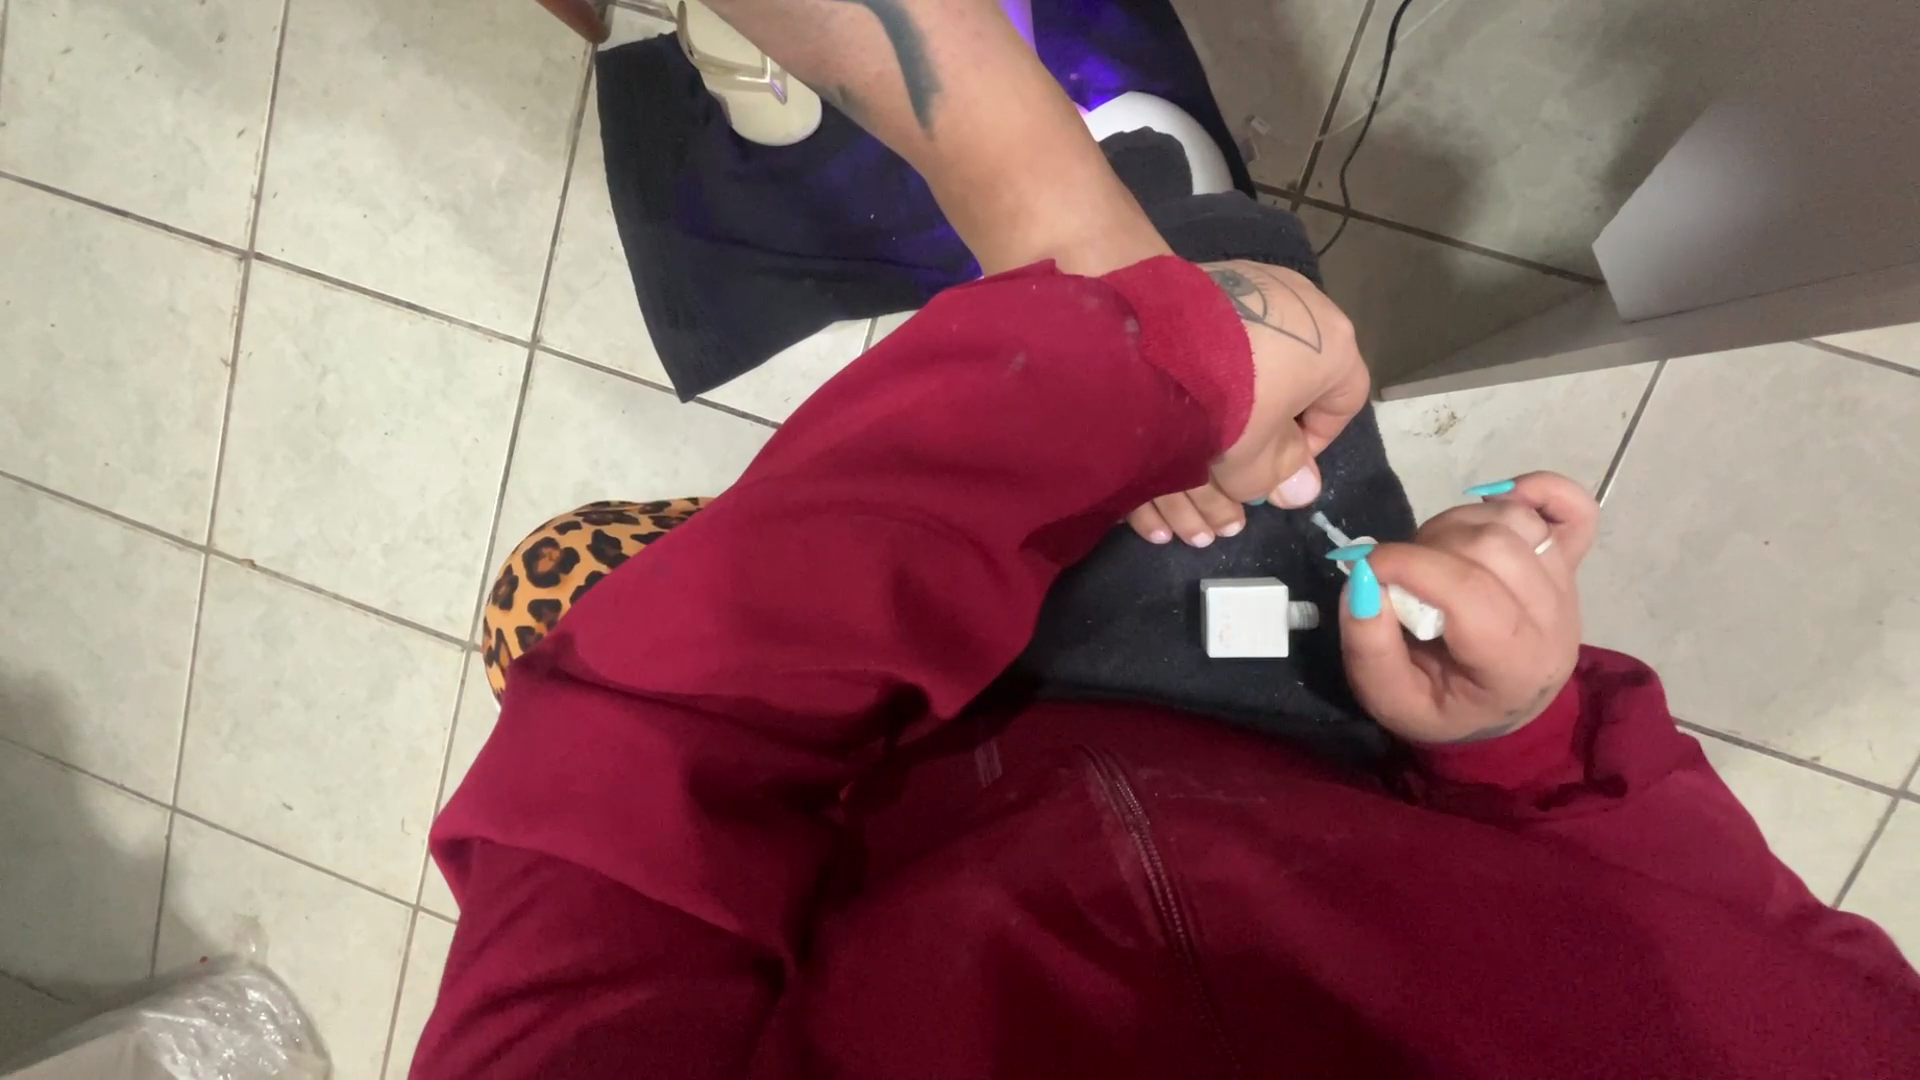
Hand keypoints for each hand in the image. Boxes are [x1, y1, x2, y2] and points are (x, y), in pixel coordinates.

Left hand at [1127, 261, 1367, 545]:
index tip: (1283, 464)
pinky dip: (1212, 355)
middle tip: (1244, 442)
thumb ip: (1280, 475)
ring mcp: (1257, 280)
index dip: (1317, 440)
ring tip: (1211, 414)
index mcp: (1335, 345)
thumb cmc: (1226, 406)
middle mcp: (1306, 302)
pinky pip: (1224, 324)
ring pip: (1260, 345)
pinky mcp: (1212, 275)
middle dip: (1274, 412)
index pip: (1345, 401)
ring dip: (1241, 384)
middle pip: (1301, 370)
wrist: (1156, 345)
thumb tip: (1299, 492)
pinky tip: (1186, 379)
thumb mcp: (1252, 458)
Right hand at [1337, 472, 1599, 744]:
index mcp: (1513, 664)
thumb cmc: (1435, 705)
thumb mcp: (1386, 696)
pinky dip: (1537, 491)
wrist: (1492, 713)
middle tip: (1397, 577)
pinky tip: (1497, 498)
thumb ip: (1368, 645)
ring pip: (1513, 521)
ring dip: (1454, 526)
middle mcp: (1554, 621)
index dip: (1406, 565)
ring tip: (1430, 557)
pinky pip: (1575, 510)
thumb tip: (1361, 577)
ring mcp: (1567, 588)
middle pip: (1490, 546)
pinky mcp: (1569, 564)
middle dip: (1424, 548)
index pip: (1468, 590)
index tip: (1360, 567)